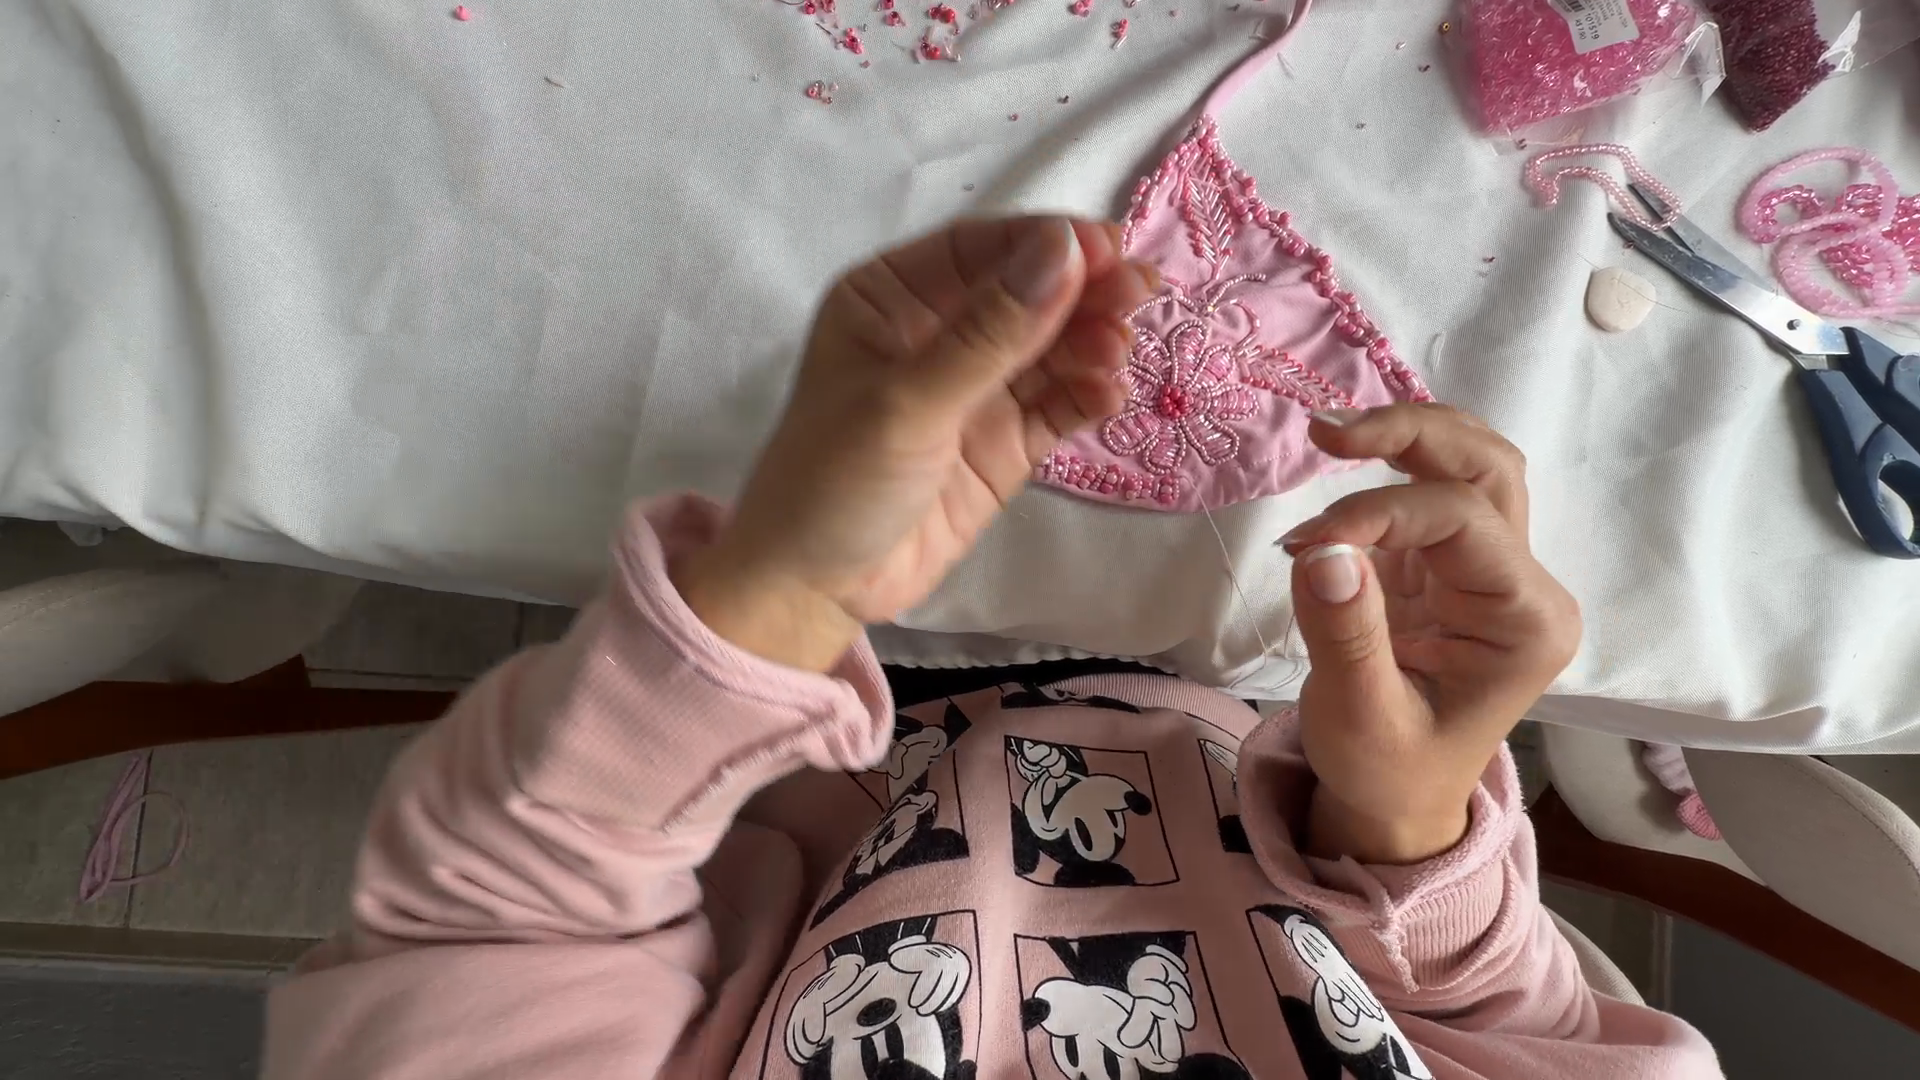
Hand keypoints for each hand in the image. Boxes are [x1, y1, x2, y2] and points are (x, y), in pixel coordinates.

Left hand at [673, 217, 1155, 669]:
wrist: (823, 586)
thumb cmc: (836, 479)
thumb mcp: (906, 402)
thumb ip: (988, 336)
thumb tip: (1065, 253)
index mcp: (892, 300)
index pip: (978, 251)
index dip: (1044, 244)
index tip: (1107, 249)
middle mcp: (938, 335)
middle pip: (1024, 295)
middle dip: (1083, 291)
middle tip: (1140, 292)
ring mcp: (975, 391)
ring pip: (1048, 350)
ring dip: (1091, 343)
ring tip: (1120, 349)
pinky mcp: (1004, 443)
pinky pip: (1056, 407)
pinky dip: (1086, 397)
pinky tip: (1110, 395)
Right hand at [1279, 405, 1581, 863]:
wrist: (1395, 797)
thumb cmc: (1386, 768)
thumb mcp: (1360, 716)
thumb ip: (1346, 633)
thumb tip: (1321, 551)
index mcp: (1523, 622)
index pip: (1459, 523)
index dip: (1377, 513)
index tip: (1302, 545)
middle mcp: (1519, 584)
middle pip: (1488, 468)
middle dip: (1411, 434)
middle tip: (1325, 432)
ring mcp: (1483, 572)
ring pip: (1470, 466)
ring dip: (1407, 436)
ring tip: (1332, 434)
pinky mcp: (1440, 569)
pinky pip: (1428, 495)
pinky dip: (1383, 470)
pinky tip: (1336, 470)